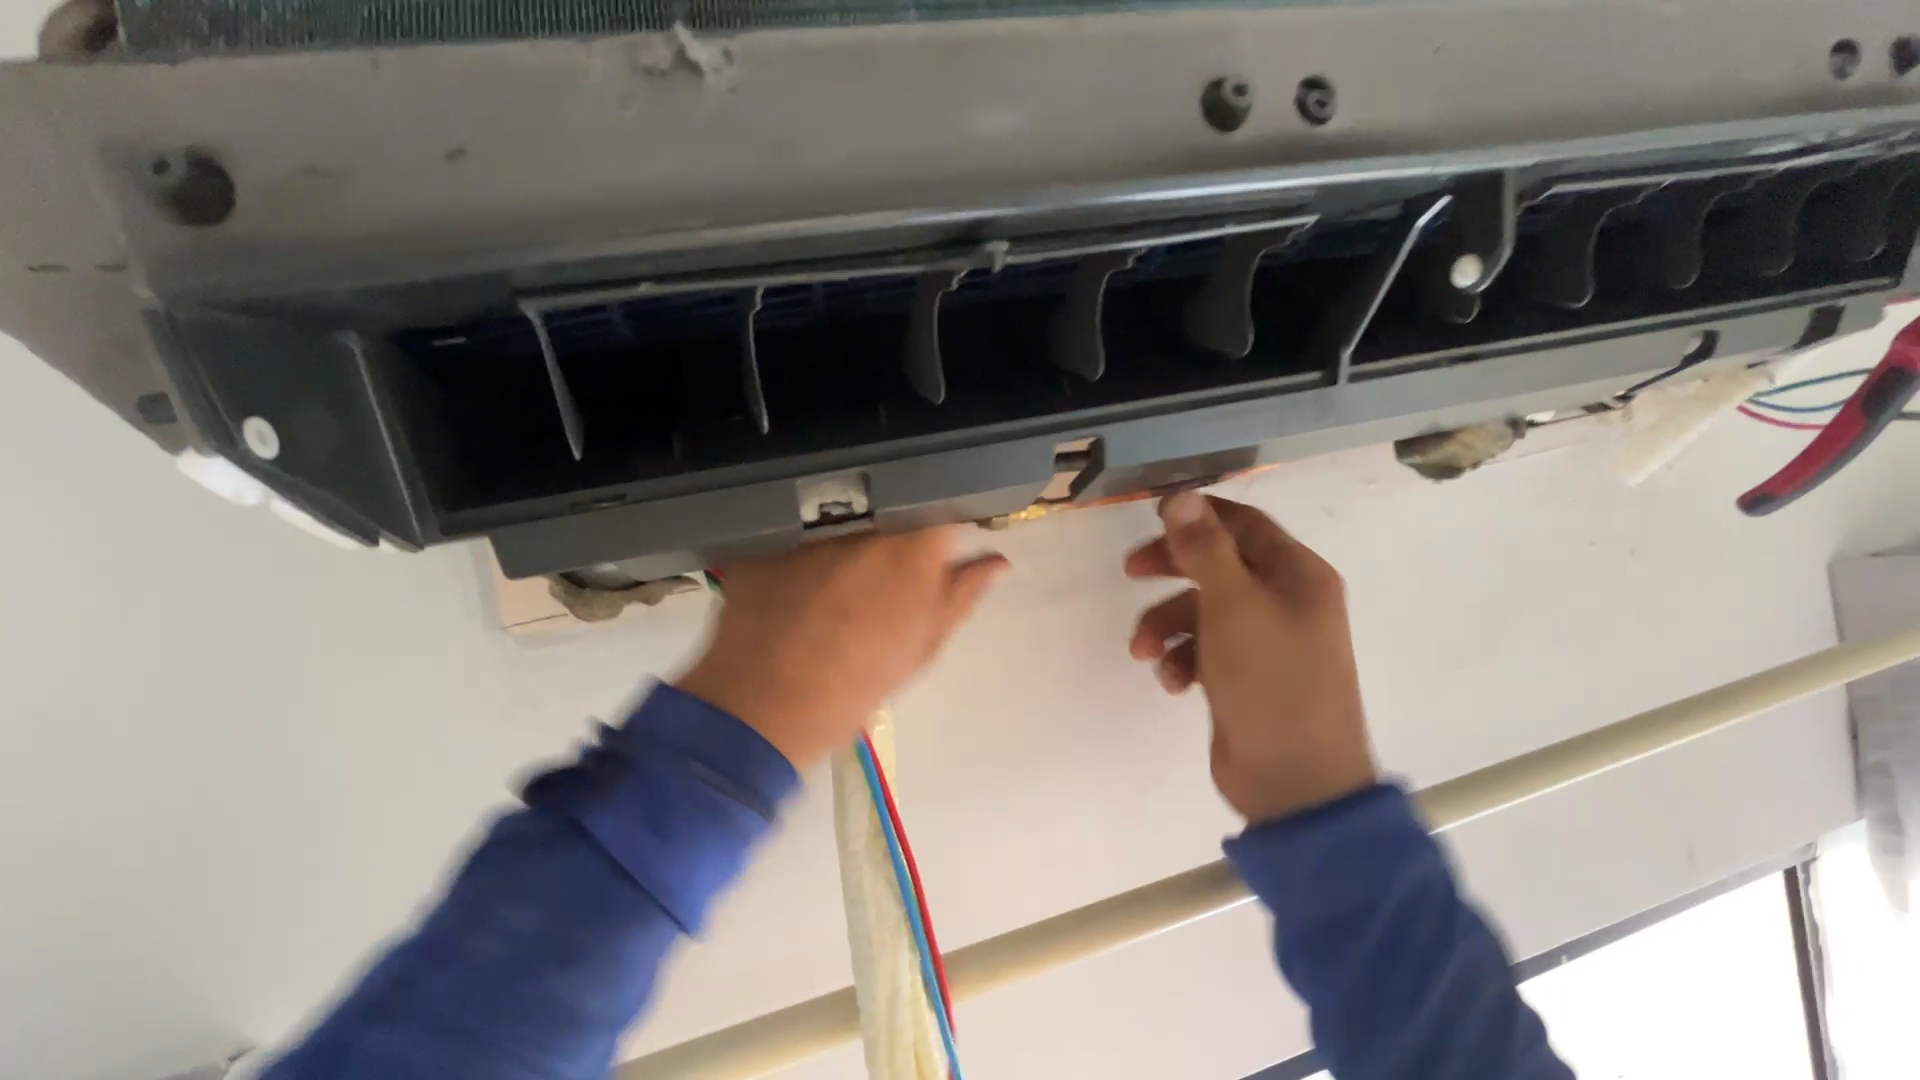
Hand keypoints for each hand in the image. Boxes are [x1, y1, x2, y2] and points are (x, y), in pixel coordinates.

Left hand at [677, 528, 1007, 767]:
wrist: (767, 709)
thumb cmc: (859, 683)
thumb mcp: (923, 645)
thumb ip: (962, 594)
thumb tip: (996, 562)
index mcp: (913, 546)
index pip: (942, 507)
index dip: (945, 520)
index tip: (945, 541)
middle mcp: (863, 523)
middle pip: (889, 507)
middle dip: (894, 529)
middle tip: (887, 569)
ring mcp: (808, 529)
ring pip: (840, 518)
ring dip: (848, 536)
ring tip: (837, 579)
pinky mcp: (763, 542)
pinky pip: (793, 534)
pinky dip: (800, 551)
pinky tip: (794, 583)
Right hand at [1125, 492, 1376, 823]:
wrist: (1295, 781)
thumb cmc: (1270, 682)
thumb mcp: (1233, 606)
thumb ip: (1204, 549)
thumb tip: (1181, 496)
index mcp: (1298, 576)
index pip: (1244, 525)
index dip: (1198, 516)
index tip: (1151, 518)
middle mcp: (1286, 602)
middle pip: (1219, 565)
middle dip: (1172, 569)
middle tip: (1130, 571)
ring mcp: (1266, 643)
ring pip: (1204, 611)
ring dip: (1166, 624)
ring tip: (1144, 653)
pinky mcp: (1245, 679)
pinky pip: (1205, 651)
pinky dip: (1182, 660)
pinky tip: (1173, 683)